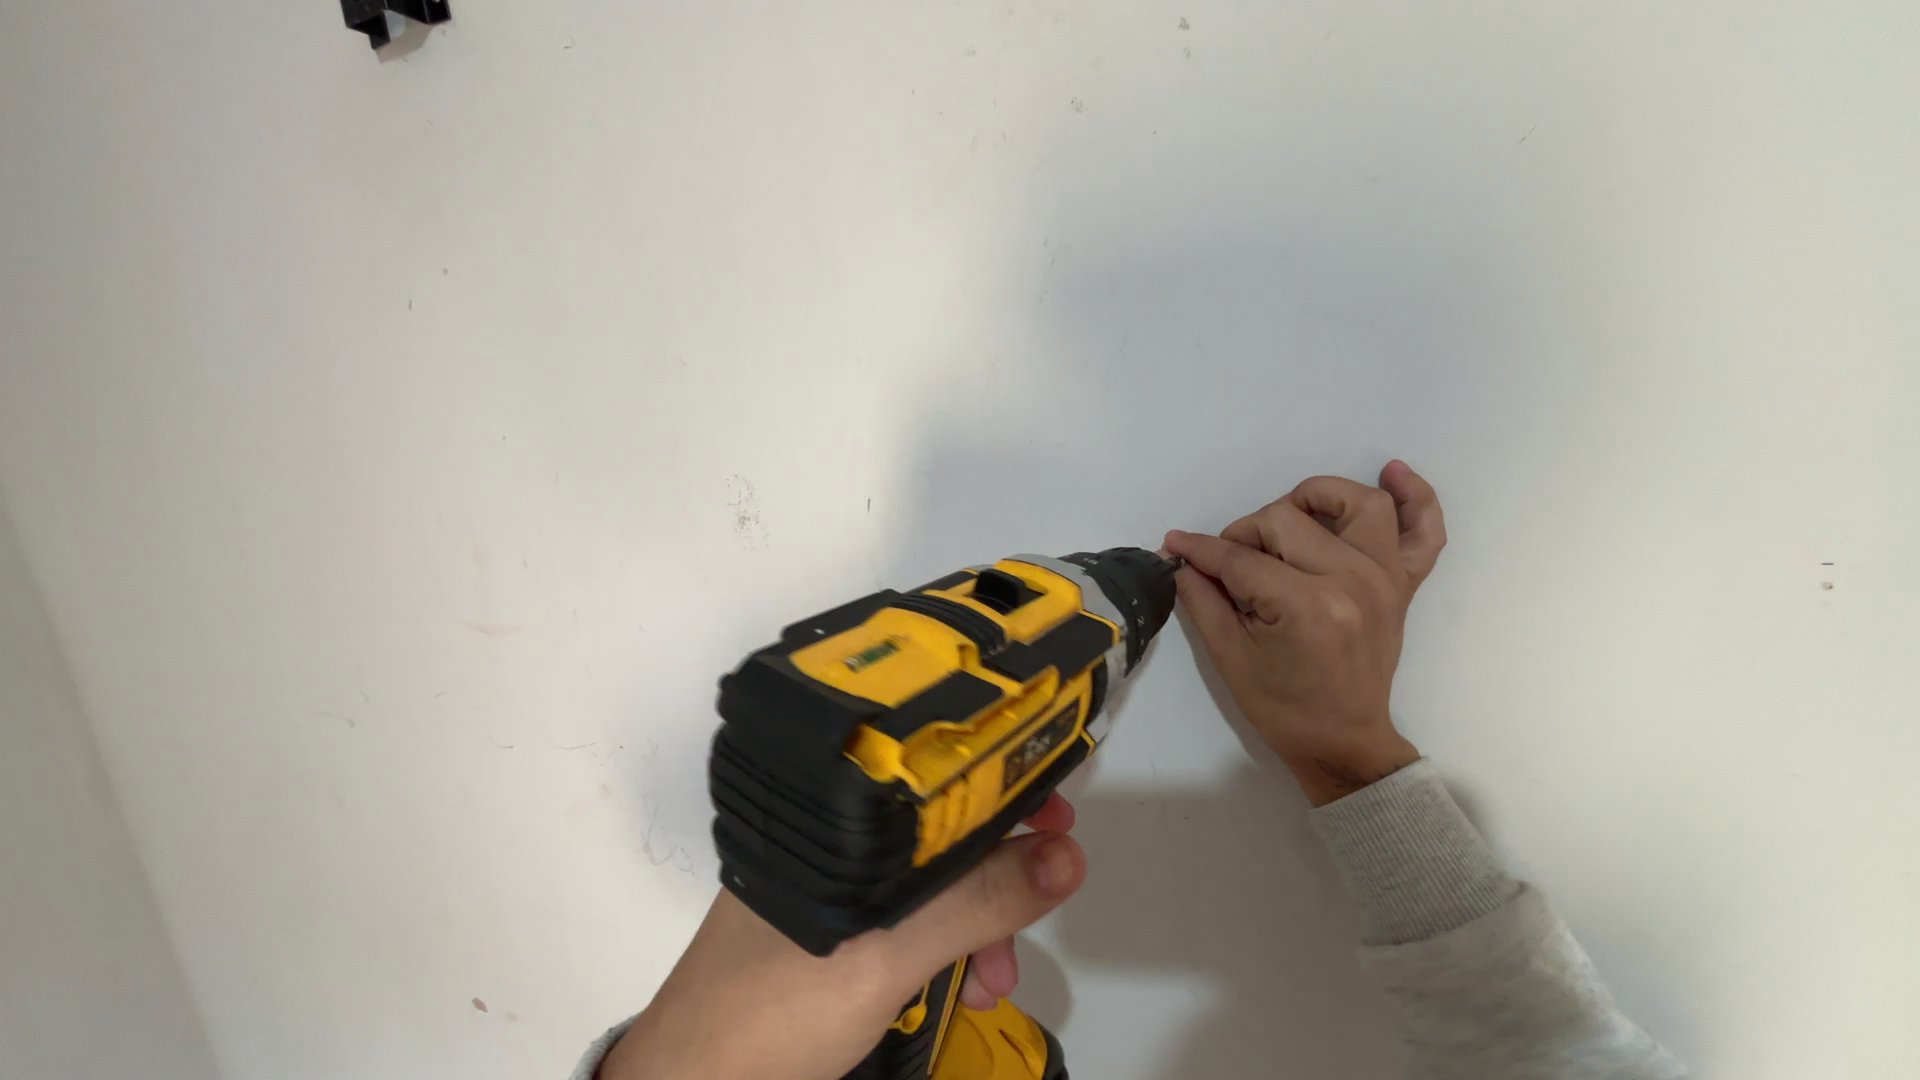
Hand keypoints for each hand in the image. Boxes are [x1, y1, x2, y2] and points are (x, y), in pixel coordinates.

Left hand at [600, 794, 1083, 1079]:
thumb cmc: (777, 1005)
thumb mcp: (887, 951)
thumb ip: (977, 902)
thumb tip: (1066, 855)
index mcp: (837, 815)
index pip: (931, 773)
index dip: (997, 782)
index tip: (1050, 807)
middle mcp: (837, 839)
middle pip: (939, 827)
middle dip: (999, 863)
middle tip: (1047, 885)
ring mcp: (836, 885)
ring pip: (931, 877)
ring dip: (981, 916)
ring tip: (997, 976)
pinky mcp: (838, 927)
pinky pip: (912, 916)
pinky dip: (949, 943)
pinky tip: (967, 983)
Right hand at [1163, 461, 1446, 805]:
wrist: (1342, 741)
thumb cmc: (1282, 706)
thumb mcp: (1228, 655)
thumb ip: (1202, 598)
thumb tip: (1180, 557)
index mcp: (1307, 606)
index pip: (1242, 559)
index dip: (1201, 551)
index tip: (1175, 545)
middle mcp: (1354, 581)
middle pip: (1287, 519)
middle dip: (1244, 535)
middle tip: (1227, 564)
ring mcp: (1386, 579)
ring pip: (1357, 503)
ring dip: (1315, 498)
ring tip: (1289, 517)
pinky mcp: (1404, 584)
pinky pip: (1425, 529)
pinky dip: (1415, 497)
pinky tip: (1392, 472)